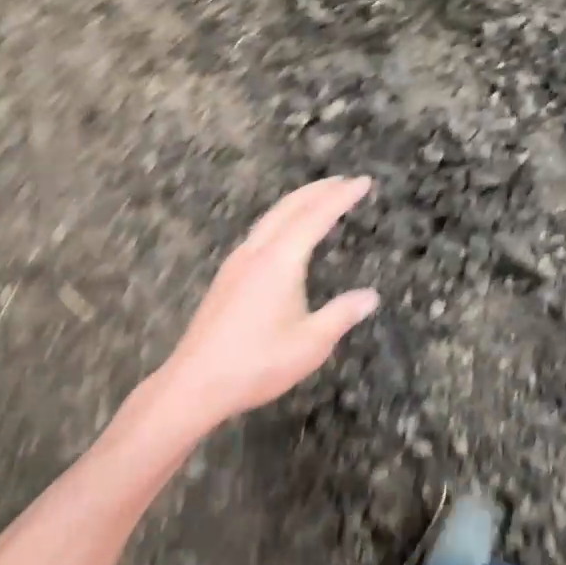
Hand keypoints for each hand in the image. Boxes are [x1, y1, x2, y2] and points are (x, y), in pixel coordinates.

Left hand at [158, 177, 380, 429]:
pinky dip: (282, 219)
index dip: (342, 197)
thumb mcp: (310, 344)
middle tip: (345, 181)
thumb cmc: (257, 364)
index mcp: (280, 261)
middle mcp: (256, 252)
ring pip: (270, 218)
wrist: (195, 383)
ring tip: (319, 198)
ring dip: (298, 202)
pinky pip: (260, 232)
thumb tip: (370, 296)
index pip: (317, 216)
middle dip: (319, 190)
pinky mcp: (226, 277)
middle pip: (289, 207)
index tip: (364, 182)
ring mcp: (236, 263)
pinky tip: (285, 234)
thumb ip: (342, 315)